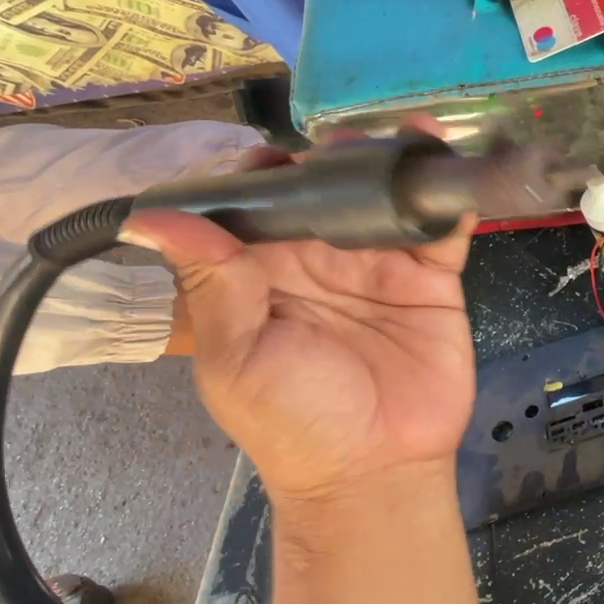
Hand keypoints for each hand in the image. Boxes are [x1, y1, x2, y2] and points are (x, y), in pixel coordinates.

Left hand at [119, 126, 474, 504]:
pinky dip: (449, 204)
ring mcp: (382, 267)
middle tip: (352, 142)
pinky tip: (451, 175)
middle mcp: (323, 259)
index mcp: (264, 272)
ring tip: (407, 135)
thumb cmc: (296, 418)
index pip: (260, 205)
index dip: (265, 172)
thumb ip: (215, 286)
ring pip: (386, 201)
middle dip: (339, 157)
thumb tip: (152, 217)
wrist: (377, 467)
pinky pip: (441, 235)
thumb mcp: (239, 358)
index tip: (278, 156)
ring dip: (396, 166)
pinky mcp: (433, 281)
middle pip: (329, 190)